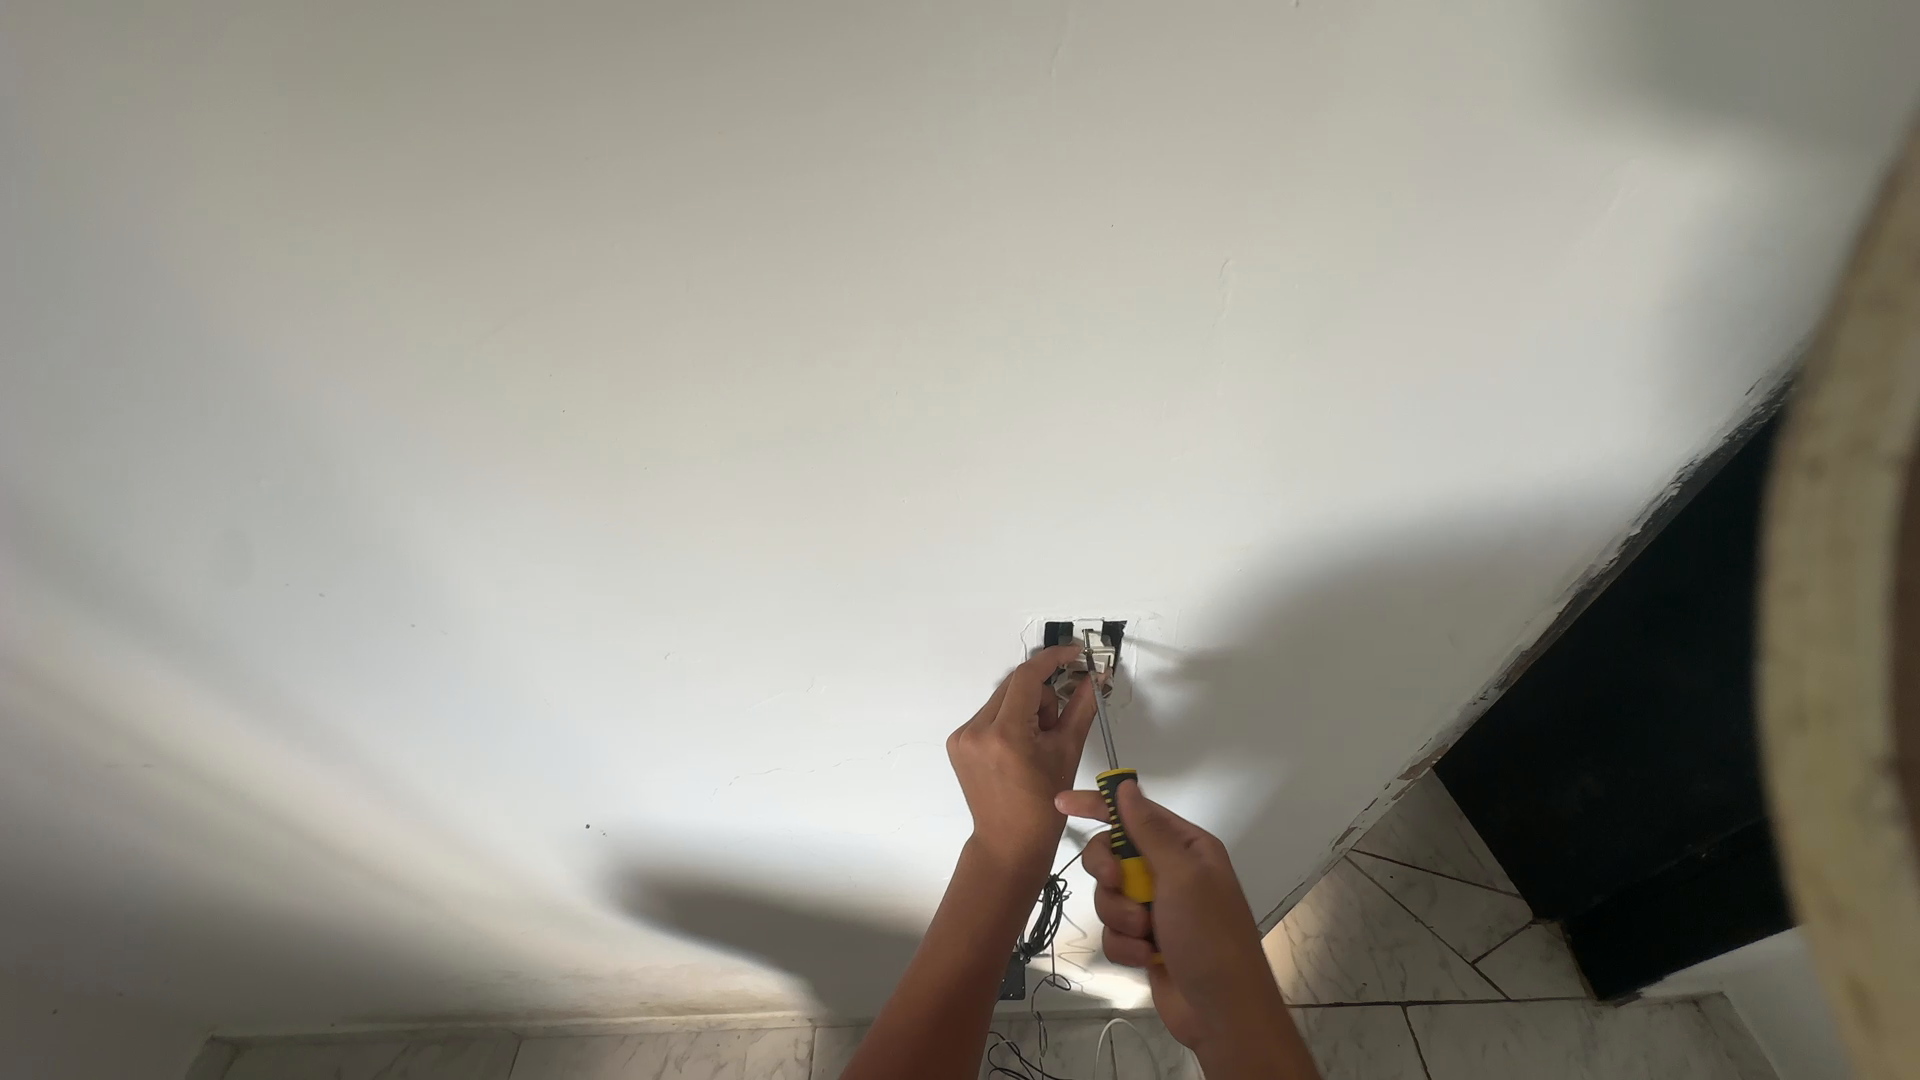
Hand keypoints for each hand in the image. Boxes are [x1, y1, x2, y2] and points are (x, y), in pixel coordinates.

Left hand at [946, 644, 1097, 873]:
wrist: (1009, 842)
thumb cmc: (1042, 807)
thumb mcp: (1067, 752)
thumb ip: (1081, 707)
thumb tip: (1094, 678)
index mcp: (1005, 735)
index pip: (1027, 677)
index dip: (1053, 659)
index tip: (1072, 653)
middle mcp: (976, 731)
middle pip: (1015, 685)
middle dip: (1041, 697)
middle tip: (1053, 728)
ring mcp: (962, 737)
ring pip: (1002, 698)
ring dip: (1024, 709)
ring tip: (1034, 744)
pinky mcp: (957, 742)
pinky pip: (989, 714)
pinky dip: (1008, 721)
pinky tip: (1017, 749)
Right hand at [1057, 782, 1316, 1076]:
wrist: (1223, 1015)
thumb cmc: (1209, 935)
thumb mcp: (1182, 876)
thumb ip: (1149, 830)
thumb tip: (1127, 785)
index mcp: (1186, 847)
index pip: (1133, 812)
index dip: (1097, 805)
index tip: (1062, 803)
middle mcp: (1170, 870)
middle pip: (1112, 852)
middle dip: (1108, 872)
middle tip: (1115, 882)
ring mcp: (1156, 906)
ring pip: (1109, 893)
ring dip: (1121, 915)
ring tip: (1145, 934)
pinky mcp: (1145, 939)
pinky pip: (1113, 928)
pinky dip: (1125, 943)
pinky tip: (1148, 957)